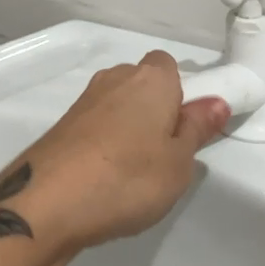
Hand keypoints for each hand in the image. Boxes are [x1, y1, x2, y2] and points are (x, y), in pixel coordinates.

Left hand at [15, 51, 231, 251]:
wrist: (49, 200)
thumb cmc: (128, 177)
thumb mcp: (178, 163)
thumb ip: (197, 129)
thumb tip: (216, 101)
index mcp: (150, 78)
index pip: (169, 65)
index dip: (180, 93)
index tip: (185, 128)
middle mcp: (116, 78)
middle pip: (143, 84)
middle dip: (155, 111)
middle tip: (165, 155)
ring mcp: (86, 100)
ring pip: (119, 105)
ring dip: (129, 128)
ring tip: (136, 174)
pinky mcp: (65, 124)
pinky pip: (98, 125)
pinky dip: (106, 143)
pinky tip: (108, 177)